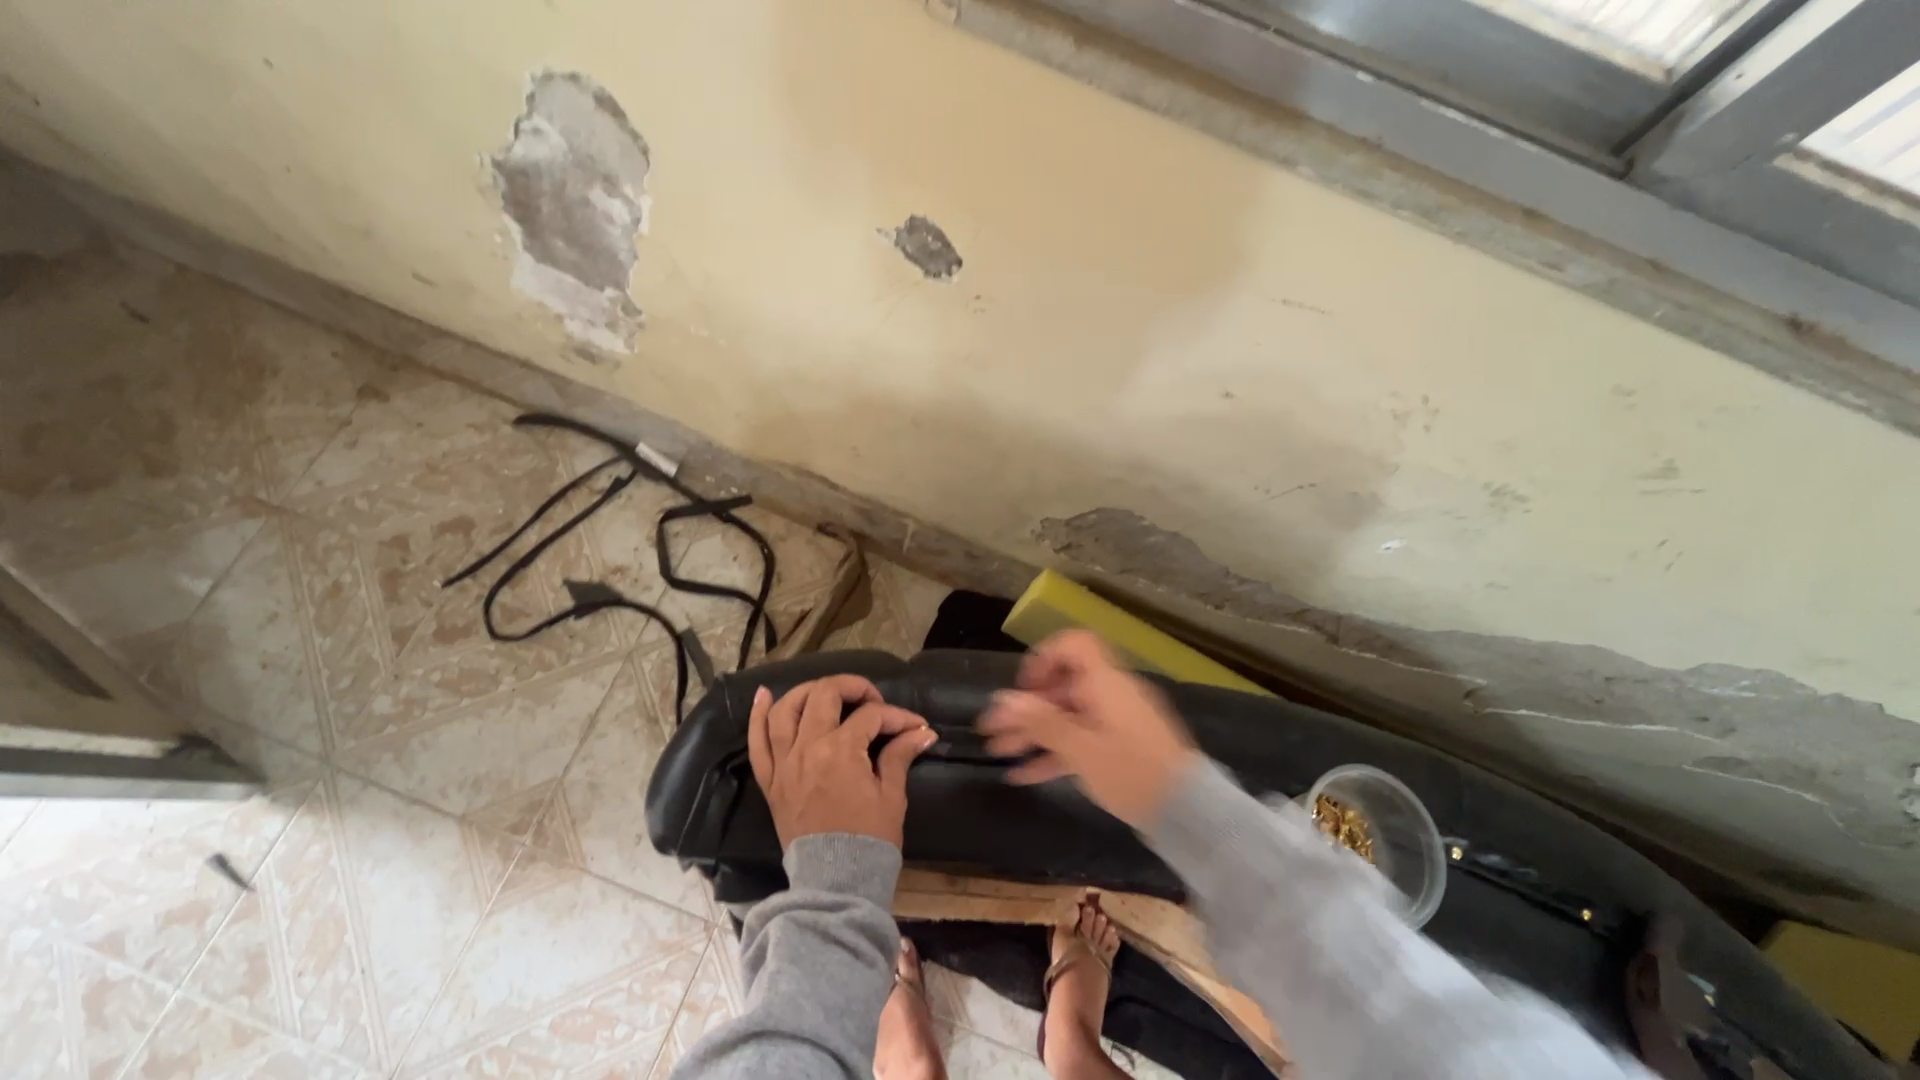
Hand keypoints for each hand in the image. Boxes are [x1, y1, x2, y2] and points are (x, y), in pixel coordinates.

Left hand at [748, 675, 938, 848]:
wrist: (836, 883)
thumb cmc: (869, 840)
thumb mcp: (892, 796)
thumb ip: (900, 755)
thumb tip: (922, 731)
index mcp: (841, 751)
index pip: (871, 716)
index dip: (897, 717)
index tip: (916, 726)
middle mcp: (808, 748)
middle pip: (825, 695)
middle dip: (853, 687)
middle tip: (872, 699)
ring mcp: (784, 763)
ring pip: (785, 709)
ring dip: (807, 692)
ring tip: (826, 691)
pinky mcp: (770, 781)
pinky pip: (757, 742)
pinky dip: (758, 715)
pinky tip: (764, 694)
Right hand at [977, 630, 1197, 827]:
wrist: (1188, 813)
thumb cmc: (1132, 772)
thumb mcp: (1081, 748)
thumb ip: (1041, 722)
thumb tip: (1002, 699)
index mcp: (1105, 683)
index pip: (1073, 646)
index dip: (1044, 658)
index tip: (1022, 687)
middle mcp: (1110, 695)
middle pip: (1062, 688)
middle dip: (1024, 708)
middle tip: (990, 730)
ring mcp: (1116, 724)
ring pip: (1067, 718)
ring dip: (1032, 734)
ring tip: (997, 753)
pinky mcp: (1120, 750)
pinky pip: (1080, 742)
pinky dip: (1054, 754)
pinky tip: (1023, 776)